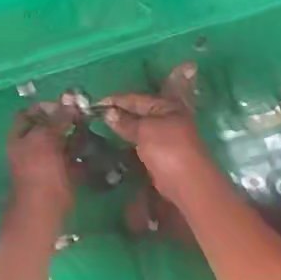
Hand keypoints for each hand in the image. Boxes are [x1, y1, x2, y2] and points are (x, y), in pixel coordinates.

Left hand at [6, 102, 81, 212]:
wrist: (44, 207)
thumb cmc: (39, 170)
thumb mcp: (45, 137)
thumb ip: (57, 119)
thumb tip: (70, 104)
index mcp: (21, 136)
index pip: (31, 113)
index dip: (47, 106)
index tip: (67, 104)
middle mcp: (33, 146)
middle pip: (49, 126)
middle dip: (66, 119)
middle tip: (84, 115)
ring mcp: (48, 160)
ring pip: (63, 141)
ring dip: (77, 134)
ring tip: (92, 128)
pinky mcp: (63, 173)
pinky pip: (74, 157)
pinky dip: (84, 152)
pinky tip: (96, 145)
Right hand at [102, 62, 219, 202]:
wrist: (185, 181)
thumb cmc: (167, 148)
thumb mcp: (145, 130)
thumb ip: (125, 121)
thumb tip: (108, 113)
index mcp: (166, 106)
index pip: (136, 98)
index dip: (116, 100)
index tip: (94, 104)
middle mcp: (167, 118)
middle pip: (139, 112)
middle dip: (119, 112)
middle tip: (96, 114)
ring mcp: (165, 137)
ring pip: (139, 128)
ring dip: (123, 128)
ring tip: (101, 127)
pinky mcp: (160, 154)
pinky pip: (140, 143)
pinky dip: (128, 141)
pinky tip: (115, 143)